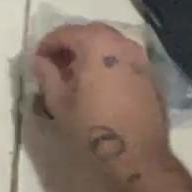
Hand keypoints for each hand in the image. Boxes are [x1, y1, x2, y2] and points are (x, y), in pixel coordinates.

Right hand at [31, 23, 169, 170]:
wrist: (138, 159)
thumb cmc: (92, 129)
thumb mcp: (58, 103)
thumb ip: (47, 75)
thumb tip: (41, 61)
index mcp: (97, 45)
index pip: (65, 32)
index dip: (47, 44)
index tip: (38, 61)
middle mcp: (123, 44)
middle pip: (91, 33)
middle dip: (71, 45)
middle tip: (56, 66)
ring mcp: (142, 59)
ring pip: (111, 45)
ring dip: (92, 53)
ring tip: (78, 76)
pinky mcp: (153, 77)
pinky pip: (126, 60)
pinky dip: (110, 64)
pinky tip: (101, 86)